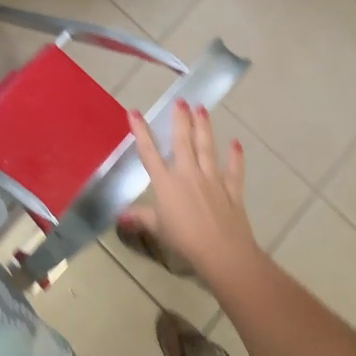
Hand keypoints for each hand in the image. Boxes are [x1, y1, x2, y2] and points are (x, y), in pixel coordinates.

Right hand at [122, 100, 263, 285]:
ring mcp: (212, 180)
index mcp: (165, 181)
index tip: (134, 112)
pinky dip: (235, 157)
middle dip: (181, 120)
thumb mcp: (157, 228)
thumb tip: (119, 215)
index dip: (140, 131)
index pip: (149, 151)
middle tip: (181, 101)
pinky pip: (234, 171)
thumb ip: (140, 217)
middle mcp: (188, 174)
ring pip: (206, 149)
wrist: (224, 254)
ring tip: (202, 109)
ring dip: (204, 128)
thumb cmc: (185, 240)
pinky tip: (236, 143)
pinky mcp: (231, 191)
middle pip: (182, 142)